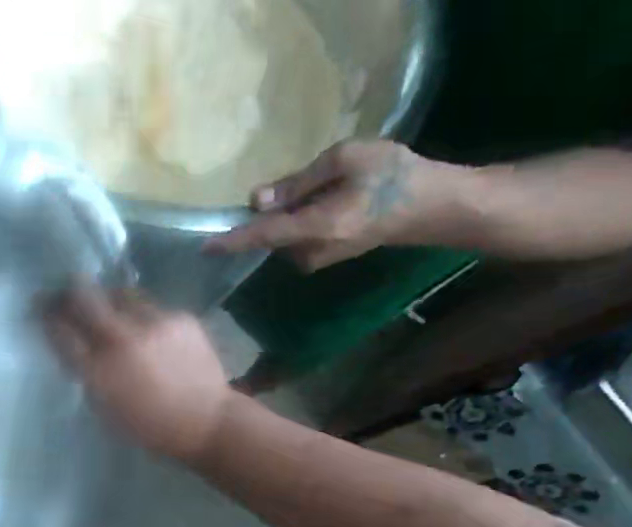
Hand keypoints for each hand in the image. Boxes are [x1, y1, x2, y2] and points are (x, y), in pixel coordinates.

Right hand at [42, 284, 232, 461]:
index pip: (61, 330)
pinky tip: (147, 330)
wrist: (207, 421)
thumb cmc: (151, 427)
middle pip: (84, 297)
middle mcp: (122, 339)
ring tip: (109, 309)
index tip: (39, 308)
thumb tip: (76, 348)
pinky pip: (151, 306)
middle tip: (65, 294)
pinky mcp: (179, 316)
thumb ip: (88, 376)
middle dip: (69, 292)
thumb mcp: (107, 410)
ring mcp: (153, 323)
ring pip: (120, 294)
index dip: (45, 315)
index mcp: (100, 371)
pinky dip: (141, 315)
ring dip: (108, 299)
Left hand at [206, 140, 474, 269]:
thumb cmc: (393, 176)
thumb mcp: (346, 160)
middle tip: (281, 185)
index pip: (261, 236)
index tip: (203, 247)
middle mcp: (310, 252)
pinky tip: (321, 201)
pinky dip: (296, 223)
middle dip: (264, 216)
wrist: (429, 207)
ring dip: (285, 217)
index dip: (231, 241)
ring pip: (282, 238)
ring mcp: (317, 260)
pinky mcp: (324, 257)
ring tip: (318, 188)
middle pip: (269, 236)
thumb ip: (298, 182)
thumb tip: (257, 199)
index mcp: (315, 228)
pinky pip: (296, 240)